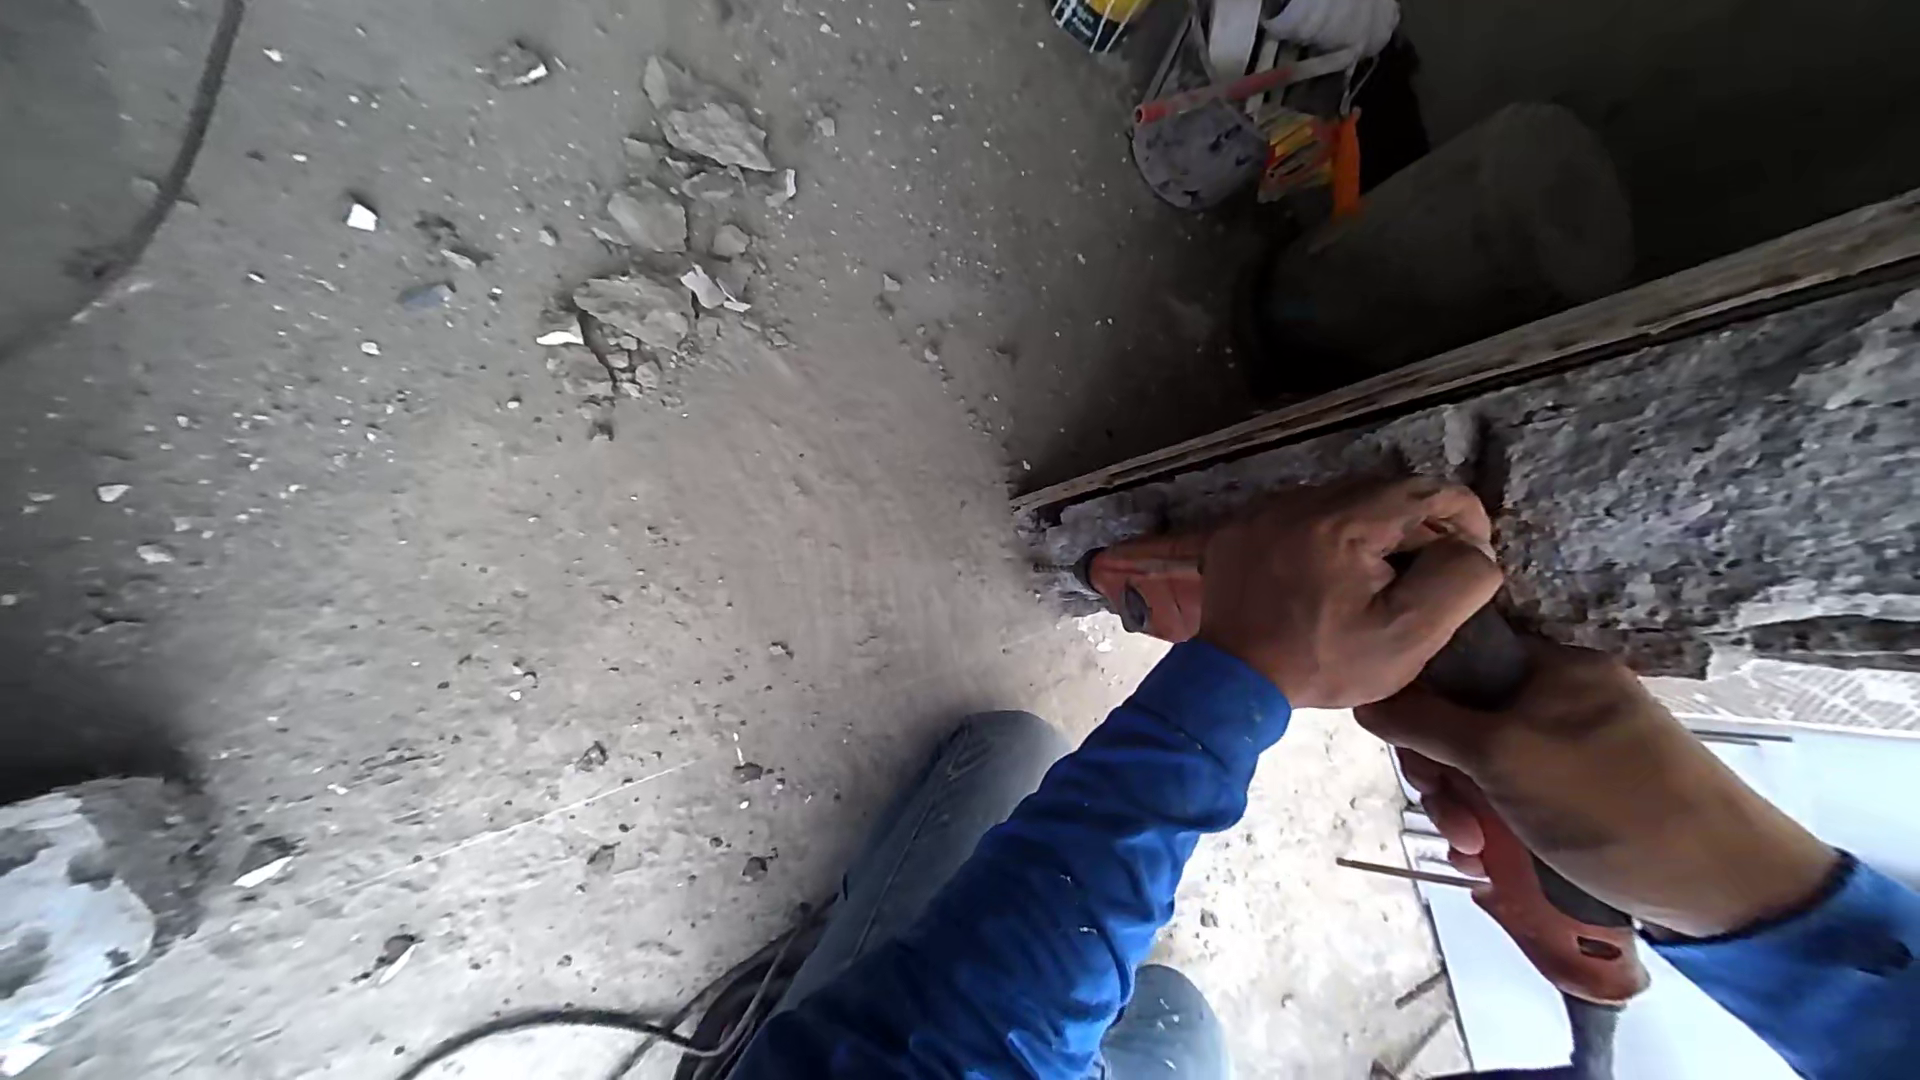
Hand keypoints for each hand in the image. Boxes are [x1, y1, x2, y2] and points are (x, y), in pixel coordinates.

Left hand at [1195, 477, 1501, 708]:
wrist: (1233, 678)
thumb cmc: (1321, 661)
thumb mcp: (1408, 633)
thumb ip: (1457, 578)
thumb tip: (1469, 544)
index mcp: (1336, 523)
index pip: (1420, 489)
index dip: (1461, 513)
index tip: (1470, 549)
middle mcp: (1290, 504)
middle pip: (1373, 489)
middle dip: (1412, 520)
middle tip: (1424, 562)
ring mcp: (1254, 514)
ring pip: (1331, 498)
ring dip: (1363, 523)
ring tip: (1374, 568)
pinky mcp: (1233, 530)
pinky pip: (1290, 513)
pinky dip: (1318, 529)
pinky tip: (1325, 565)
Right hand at [1358, 640, 1839, 937]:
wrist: (1738, 899)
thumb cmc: (1609, 803)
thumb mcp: (1498, 754)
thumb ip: (1419, 721)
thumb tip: (1359, 701)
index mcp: (1549, 665)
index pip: (1449, 656)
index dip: (1411, 691)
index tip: (1399, 737)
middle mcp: (1554, 692)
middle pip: (1454, 711)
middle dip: (1435, 764)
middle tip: (1439, 805)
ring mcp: (1564, 739)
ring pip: (1474, 753)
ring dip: (1456, 799)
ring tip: (1467, 845)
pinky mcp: (1571, 782)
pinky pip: (1502, 782)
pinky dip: (1483, 814)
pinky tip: (1480, 851)